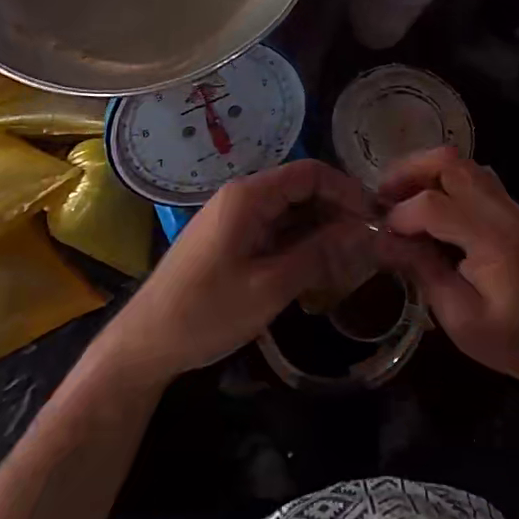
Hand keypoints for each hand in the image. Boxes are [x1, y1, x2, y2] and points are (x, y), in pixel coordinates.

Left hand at [100, 160, 371, 380]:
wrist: (144, 345)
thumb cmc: (205, 313)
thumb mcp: (270, 286)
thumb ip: (320, 253)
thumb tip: (366, 229)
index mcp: (249, 196)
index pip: (311, 172)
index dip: (347, 190)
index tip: (375, 218)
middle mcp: (242, 197)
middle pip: (303, 189)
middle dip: (338, 211)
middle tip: (369, 243)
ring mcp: (236, 218)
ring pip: (292, 211)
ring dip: (322, 230)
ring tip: (351, 258)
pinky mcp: (232, 239)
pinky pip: (277, 229)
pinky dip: (302, 243)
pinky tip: (320, 268)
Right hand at [372, 148, 518, 389]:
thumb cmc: (505, 339)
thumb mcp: (457, 316)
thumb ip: (421, 269)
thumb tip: (380, 238)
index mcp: (494, 240)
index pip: (436, 204)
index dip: (400, 214)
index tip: (382, 234)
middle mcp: (504, 210)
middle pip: (450, 163)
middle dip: (408, 172)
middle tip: (382, 197)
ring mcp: (509, 204)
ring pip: (460, 162)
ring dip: (424, 171)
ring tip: (399, 198)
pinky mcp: (507, 207)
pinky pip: (471, 175)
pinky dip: (442, 178)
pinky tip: (425, 204)